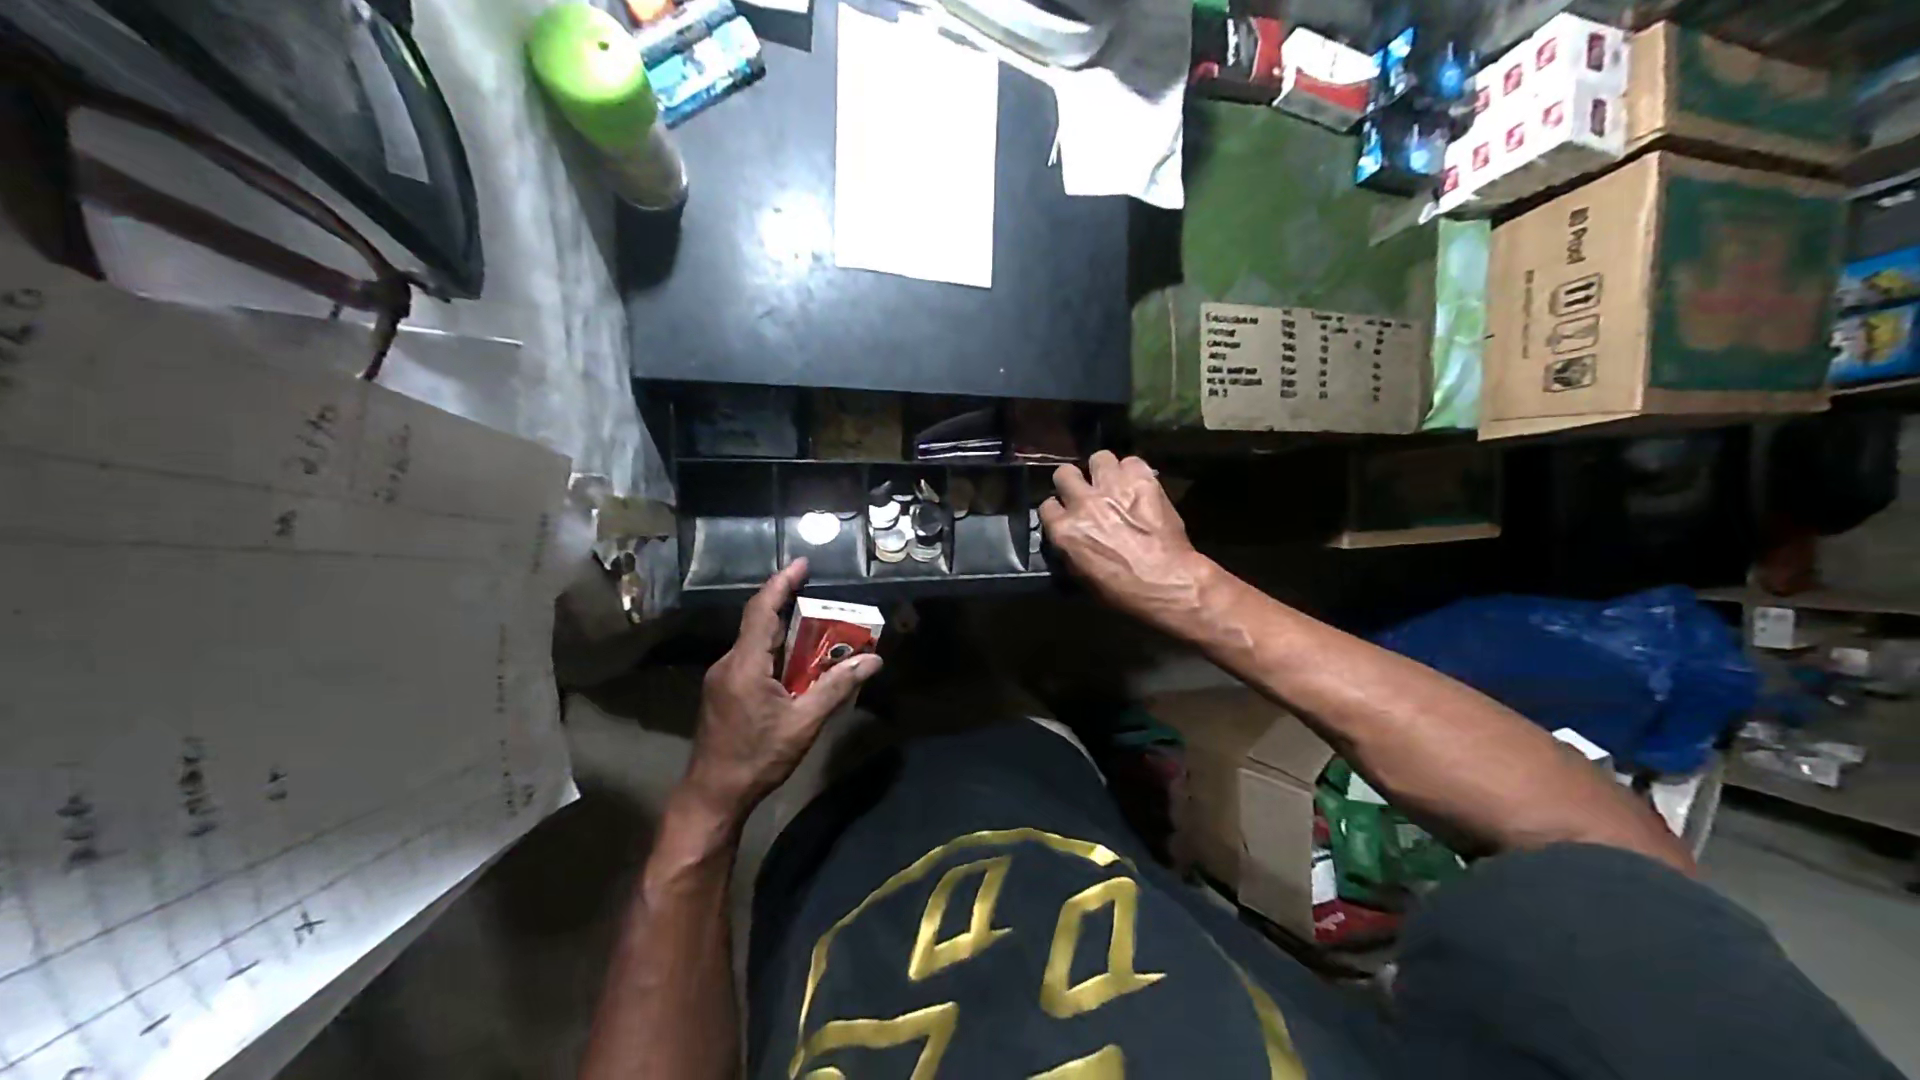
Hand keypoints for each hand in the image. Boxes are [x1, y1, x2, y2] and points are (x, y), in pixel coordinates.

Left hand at [683, 559, 881, 822]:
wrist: (713, 795)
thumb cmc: (758, 758)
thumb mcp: (804, 723)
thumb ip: (838, 687)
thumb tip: (873, 660)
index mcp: (745, 664)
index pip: (763, 610)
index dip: (782, 583)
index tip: (802, 563)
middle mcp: (728, 663)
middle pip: (761, 624)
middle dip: (792, 609)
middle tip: (824, 602)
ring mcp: (722, 678)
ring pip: (756, 643)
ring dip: (786, 635)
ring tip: (819, 635)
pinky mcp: (723, 691)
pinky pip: (752, 660)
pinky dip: (776, 654)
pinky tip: (796, 668)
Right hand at [1039, 451, 1213, 629]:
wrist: (1166, 581)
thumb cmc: (1121, 590)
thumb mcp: (1081, 576)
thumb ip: (1068, 548)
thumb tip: (1067, 537)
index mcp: (1064, 529)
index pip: (1047, 505)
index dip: (1059, 509)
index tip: (1067, 514)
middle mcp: (1084, 502)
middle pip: (1064, 473)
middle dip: (1073, 482)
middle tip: (1086, 492)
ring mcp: (1113, 487)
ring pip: (1099, 458)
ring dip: (1104, 470)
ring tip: (1114, 482)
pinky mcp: (1142, 480)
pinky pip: (1132, 461)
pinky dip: (1134, 472)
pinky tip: (1139, 485)